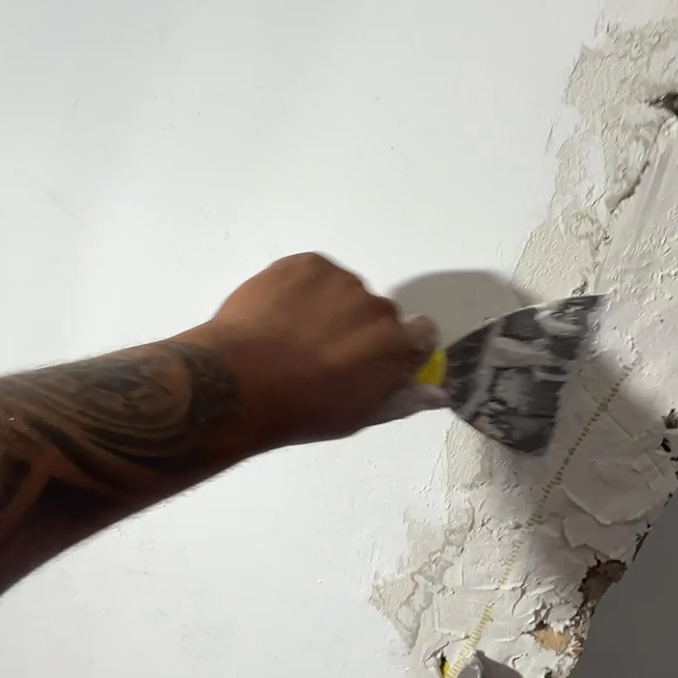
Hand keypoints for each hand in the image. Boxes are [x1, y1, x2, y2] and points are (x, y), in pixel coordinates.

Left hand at [182, 254, 445, 446]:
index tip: (371, 357)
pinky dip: (300, 290)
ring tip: (291, 336)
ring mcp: (341, 281)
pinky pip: (312, 274)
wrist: (240, 383)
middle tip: (320, 353)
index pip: (421, 333)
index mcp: (397, 345)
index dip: (398, 345)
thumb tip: (438, 393)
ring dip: (327, 307)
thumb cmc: (304, 410)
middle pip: (377, 313)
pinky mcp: (306, 263)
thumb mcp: (358, 414)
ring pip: (342, 291)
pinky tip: (277, 316)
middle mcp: (377, 306)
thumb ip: (402, 398)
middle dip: (357, 328)